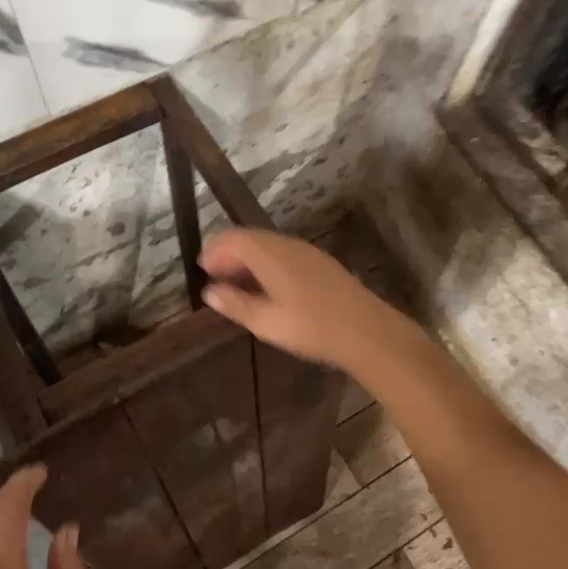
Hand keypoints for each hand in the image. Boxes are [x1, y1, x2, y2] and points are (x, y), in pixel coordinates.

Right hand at [198, 227, 416, 370]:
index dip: (213, 250)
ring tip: (238, 286)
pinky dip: (267, 264)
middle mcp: (286, 244)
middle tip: (216, 278)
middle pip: (250, 238)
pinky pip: (284, 254)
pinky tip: (268, 288)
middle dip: (229, 254)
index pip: (232, 239)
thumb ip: (235, 304)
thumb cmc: (311, 326)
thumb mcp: (266, 321)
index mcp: (269, 253)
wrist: (365, 329)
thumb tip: (209, 292)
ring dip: (249, 260)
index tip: (202, 269)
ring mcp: (307, 251)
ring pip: (268, 246)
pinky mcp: (320, 263)